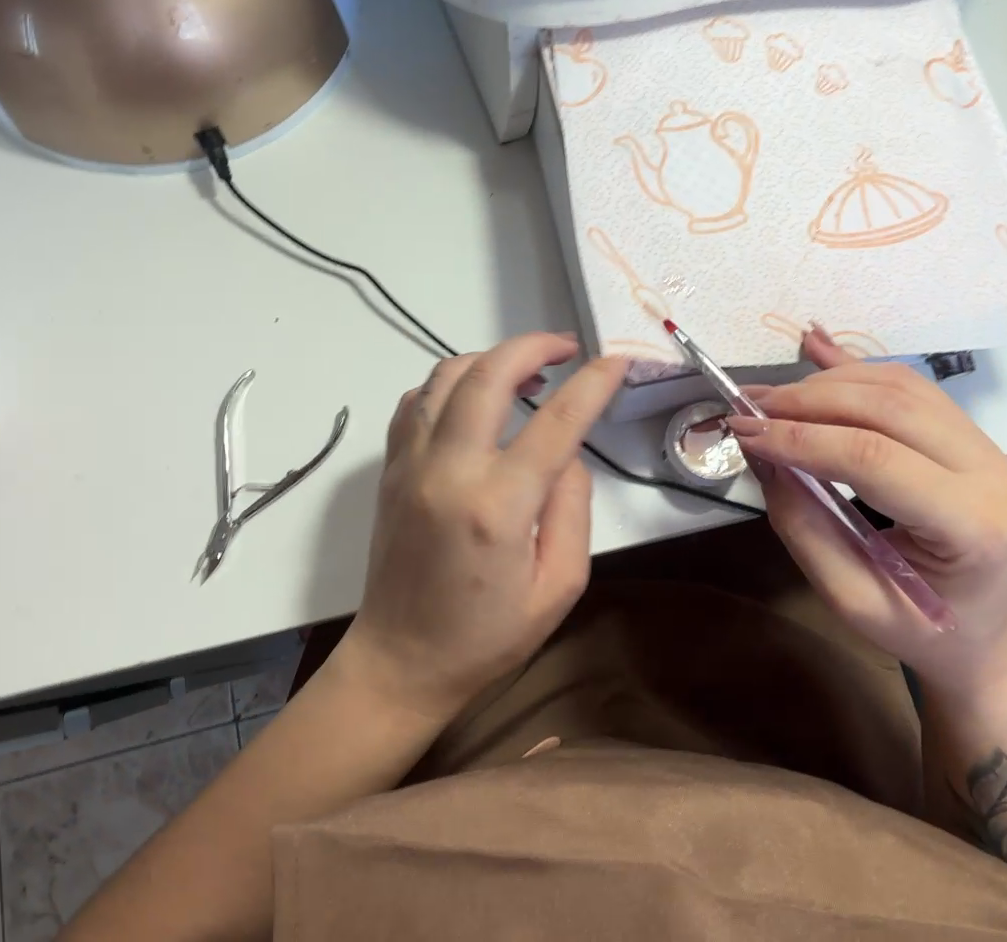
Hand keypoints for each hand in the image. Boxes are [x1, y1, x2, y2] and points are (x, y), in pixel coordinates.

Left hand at [338, 333, 628, 718]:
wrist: (400, 661)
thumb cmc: (487, 637)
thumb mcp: (558, 587)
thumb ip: (572, 509)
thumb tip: (566, 455)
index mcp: (498, 506)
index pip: (556, 421)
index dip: (593, 383)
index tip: (617, 361)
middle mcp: (447, 471)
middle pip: (488, 374)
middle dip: (533, 346)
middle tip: (567, 348)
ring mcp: (409, 465)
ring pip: (444, 377)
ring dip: (489, 360)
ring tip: (525, 372)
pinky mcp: (389, 470)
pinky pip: (417, 402)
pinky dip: (449, 385)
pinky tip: (474, 401)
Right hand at [729, 327, 1006, 684]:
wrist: (977, 634)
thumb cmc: (915, 628)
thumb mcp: (848, 596)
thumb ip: (803, 523)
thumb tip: (762, 453)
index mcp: (971, 525)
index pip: (874, 458)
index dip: (802, 438)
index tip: (743, 430)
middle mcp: (992, 472)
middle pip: (890, 409)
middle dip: (809, 400)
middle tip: (750, 406)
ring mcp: (989, 448)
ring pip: (900, 387)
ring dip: (828, 382)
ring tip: (772, 394)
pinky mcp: (973, 437)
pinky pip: (911, 387)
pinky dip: (856, 368)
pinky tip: (816, 348)